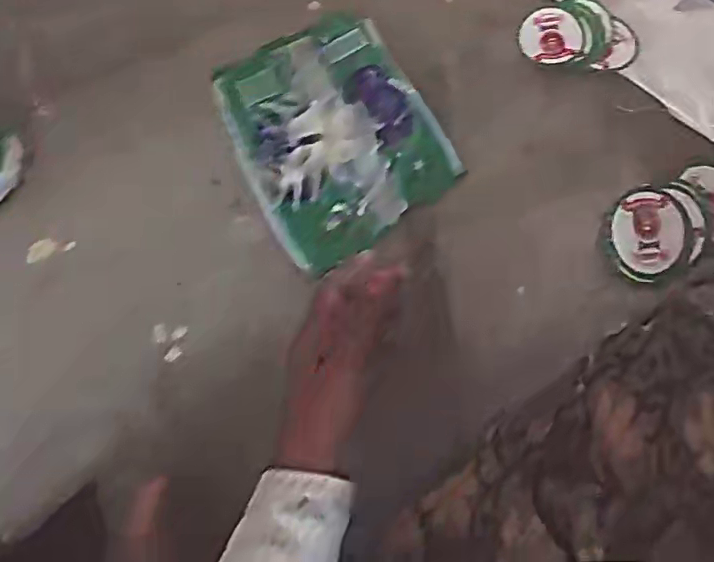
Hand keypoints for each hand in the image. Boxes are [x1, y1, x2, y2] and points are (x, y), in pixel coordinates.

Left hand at [275, 250, 405, 474]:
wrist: (313, 459)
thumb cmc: (327, 405)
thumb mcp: (349, 357)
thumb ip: (366, 316)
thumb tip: (383, 273)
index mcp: (311, 333)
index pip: (331, 289)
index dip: (354, 269)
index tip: (383, 254)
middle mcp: (315, 341)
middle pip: (342, 302)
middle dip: (369, 284)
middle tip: (401, 272)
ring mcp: (325, 360)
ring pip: (351, 320)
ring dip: (374, 305)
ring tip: (402, 294)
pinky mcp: (338, 375)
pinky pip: (358, 339)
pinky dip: (375, 327)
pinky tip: (392, 330)